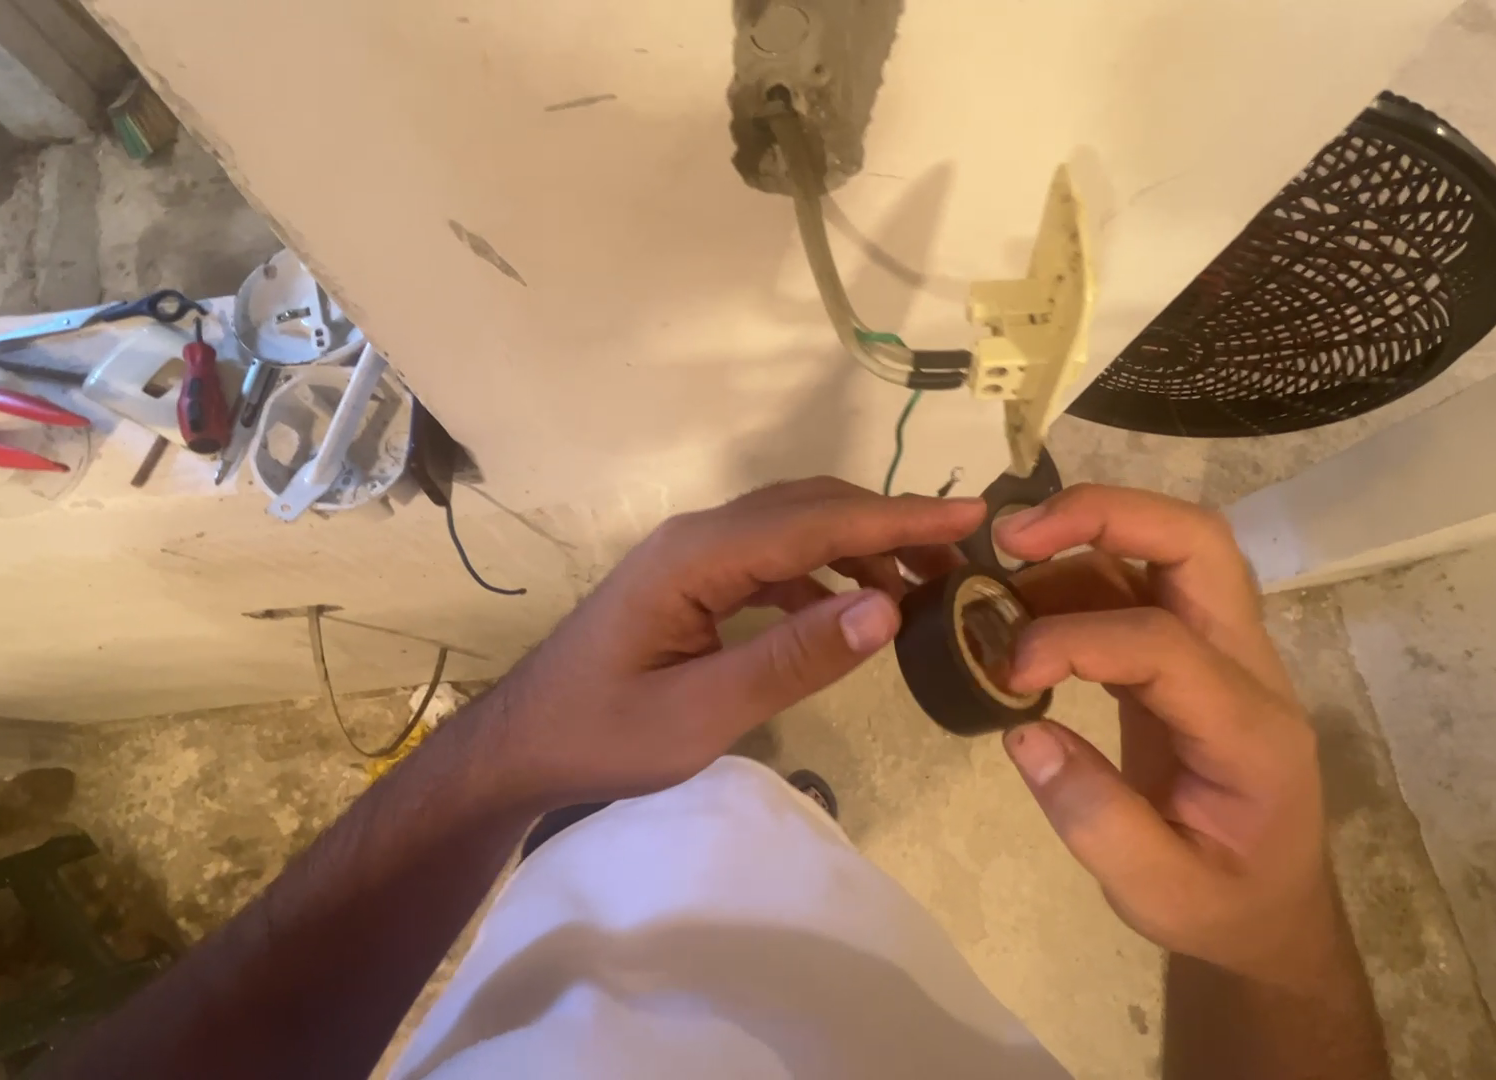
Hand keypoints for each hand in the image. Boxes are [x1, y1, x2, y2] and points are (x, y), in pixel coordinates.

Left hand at [482, 477, 982, 810]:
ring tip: (918, 585)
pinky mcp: (690, 580)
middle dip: (886, 525)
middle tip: (958, 559)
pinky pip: (769, 559)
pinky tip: (844, 609)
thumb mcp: (702, 712)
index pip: (814, 522)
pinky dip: (818, 573)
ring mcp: (691, 555)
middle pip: (806, 509)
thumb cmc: (603, 735)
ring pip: (790, 528)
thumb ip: (791, 659)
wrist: (524, 743)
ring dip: (856, 546)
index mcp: (696, 557)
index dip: (896, 517)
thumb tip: (886, 608)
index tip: (971, 516)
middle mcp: (697, 537)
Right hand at [992, 485, 1339, 986]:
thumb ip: (1094, 819)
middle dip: (1102, 516)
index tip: (1006, 674)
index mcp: (1249, 728)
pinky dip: (1067, 574)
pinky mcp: (1182, 651)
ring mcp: (1218, 651)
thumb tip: (1021, 731)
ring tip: (997, 577)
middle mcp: (1246, 667)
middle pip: (1195, 542)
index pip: (1162, 642)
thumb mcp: (1159, 893)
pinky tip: (1018, 608)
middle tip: (1011, 535)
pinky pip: (1131, 583)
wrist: (1268, 907)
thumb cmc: (1221, 902)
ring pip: (1162, 547)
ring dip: (1075, 542)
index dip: (1072, 640)